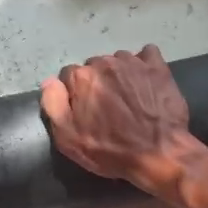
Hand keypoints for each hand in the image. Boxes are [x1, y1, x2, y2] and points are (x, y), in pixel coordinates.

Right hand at [40, 45, 201, 197]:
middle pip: (94, 67)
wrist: (157, 153)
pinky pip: (146, 54)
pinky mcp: (157, 67)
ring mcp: (133, 62)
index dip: (75, 95)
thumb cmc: (110, 150)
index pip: (69, 77)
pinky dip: (144, 65)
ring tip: (129, 98)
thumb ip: (52, 105)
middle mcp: (104, 62)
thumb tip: (50, 82)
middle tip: (108, 108)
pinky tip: (146, 82)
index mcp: (81, 77)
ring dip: (119, 75)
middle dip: (97, 84)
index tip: (85, 112)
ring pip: (118, 61)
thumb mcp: (68, 138)